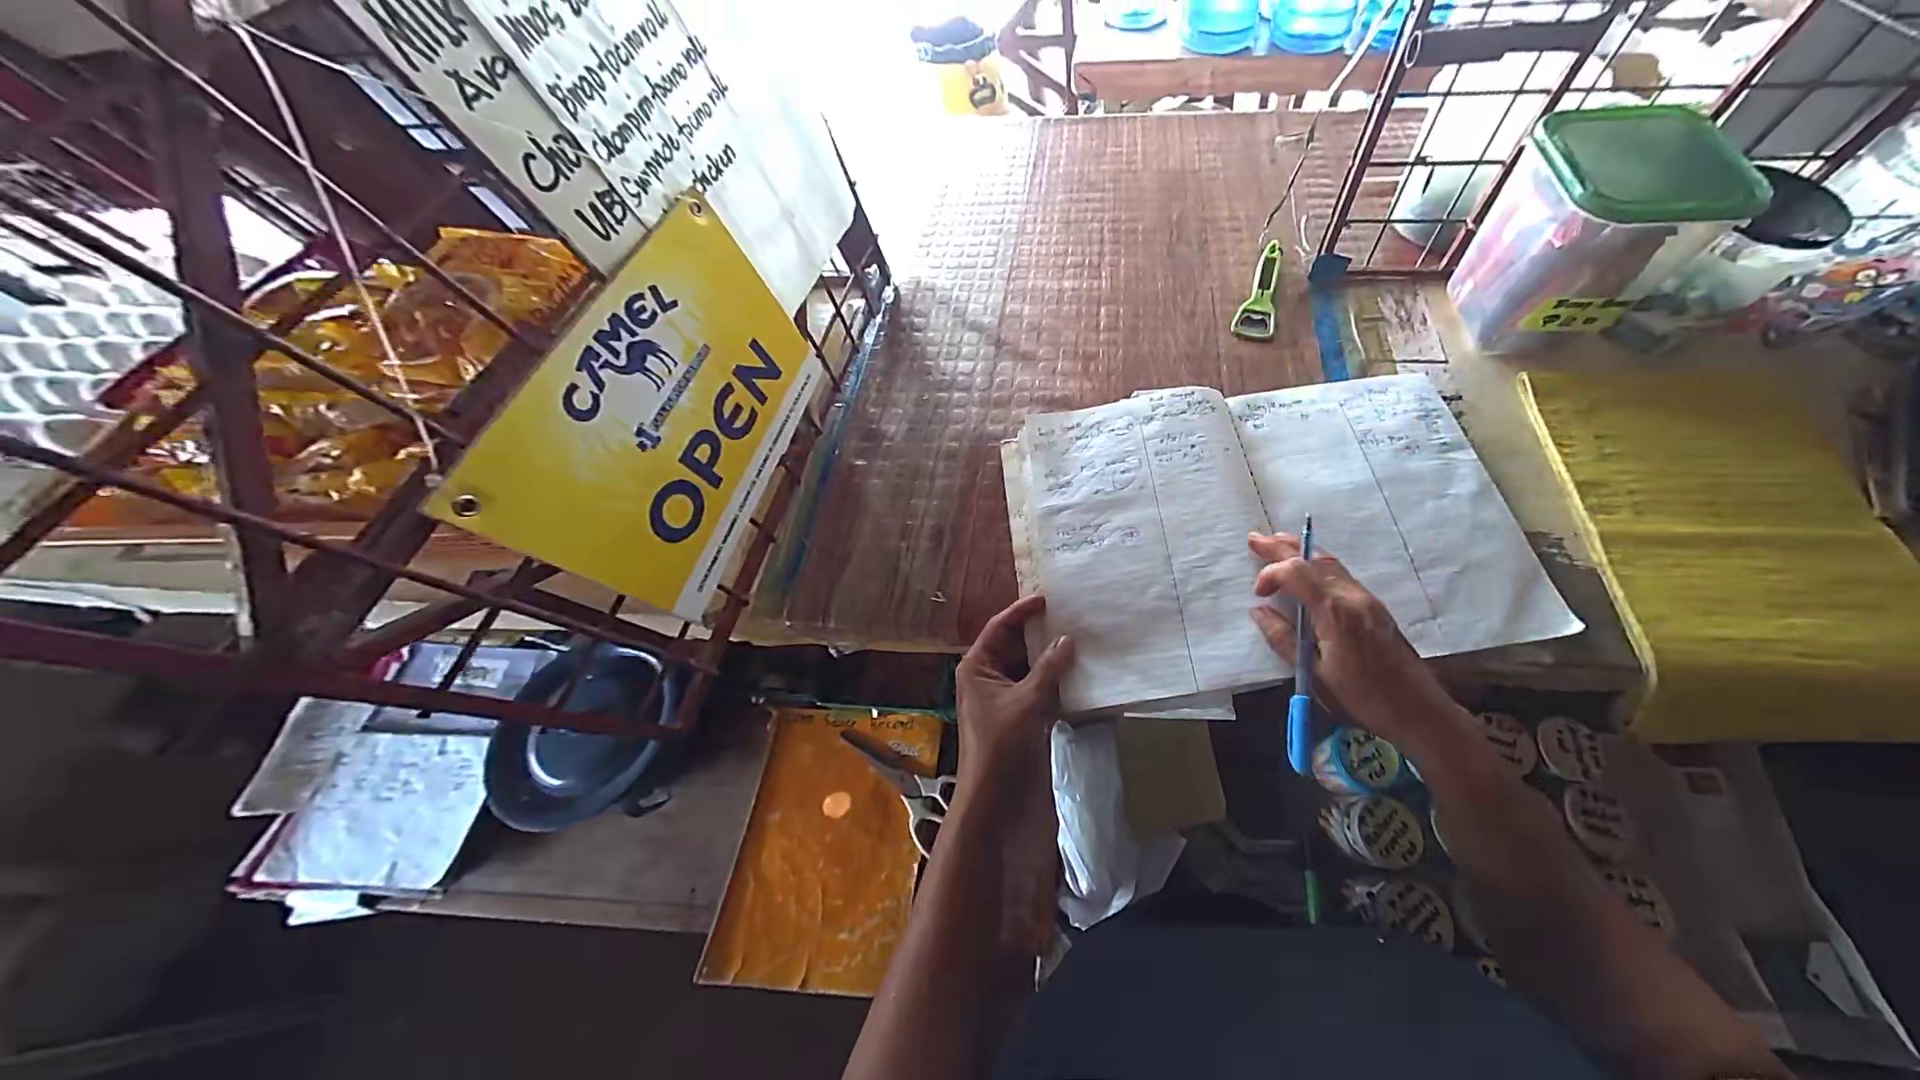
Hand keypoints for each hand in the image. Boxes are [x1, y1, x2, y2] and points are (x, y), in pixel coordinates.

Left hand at [955, 594, 1073, 785]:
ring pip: (1029, 667)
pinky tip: (1079, 673)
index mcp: (977, 667)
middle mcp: (987, 676)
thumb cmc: (1001, 745)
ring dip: (1051, 658)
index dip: (1021, 611)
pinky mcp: (1019, 714)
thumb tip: (1067, 640)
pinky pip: (1037, 687)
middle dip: (1041, 634)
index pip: (999, 628)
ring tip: (1081, 640)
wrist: (994, 797)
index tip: (1047, 599)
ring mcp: (1004, 696)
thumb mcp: (1026, 703)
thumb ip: (1048, 670)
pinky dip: (1055, 680)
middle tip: (1072, 618)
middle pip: (1015, 645)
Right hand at [1247, 532, 1460, 745]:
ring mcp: (1367, 601)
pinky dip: (1317, 565)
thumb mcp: (1314, 674)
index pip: (1296, 572)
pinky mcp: (1375, 609)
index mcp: (1335, 613)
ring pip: (1330, 564)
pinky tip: (1307, 568)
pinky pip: (1341, 575)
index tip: (1258, 594)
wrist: (1419, 712)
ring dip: (1301, 552)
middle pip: (1314, 560)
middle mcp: (1353, 598)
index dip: (1270, 574)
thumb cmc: (1362, 699)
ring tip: (1277, 543)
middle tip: (1255, 539)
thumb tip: (1259, 611)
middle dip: (1282, 547)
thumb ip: (1284, 639)